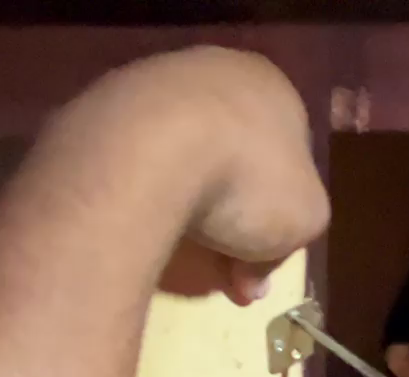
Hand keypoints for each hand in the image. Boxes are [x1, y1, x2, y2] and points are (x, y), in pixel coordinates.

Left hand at [71, 47, 328, 304]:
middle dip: (233, 225)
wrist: (150, 149)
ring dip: (189, 211)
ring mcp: (155, 81)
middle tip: (223, 274)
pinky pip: (139, 163)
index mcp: (275, 89)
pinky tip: (146, 224)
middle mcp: (217, 71)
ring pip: (186, 162)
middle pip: (236, 165)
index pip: (288, 166)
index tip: (258, 271)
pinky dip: (147, 196)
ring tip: (182, 251)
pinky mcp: (103, 103)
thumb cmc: (248, 179)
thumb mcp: (305, 221)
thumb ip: (296, 237)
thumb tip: (256, 274)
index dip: (280, 224)